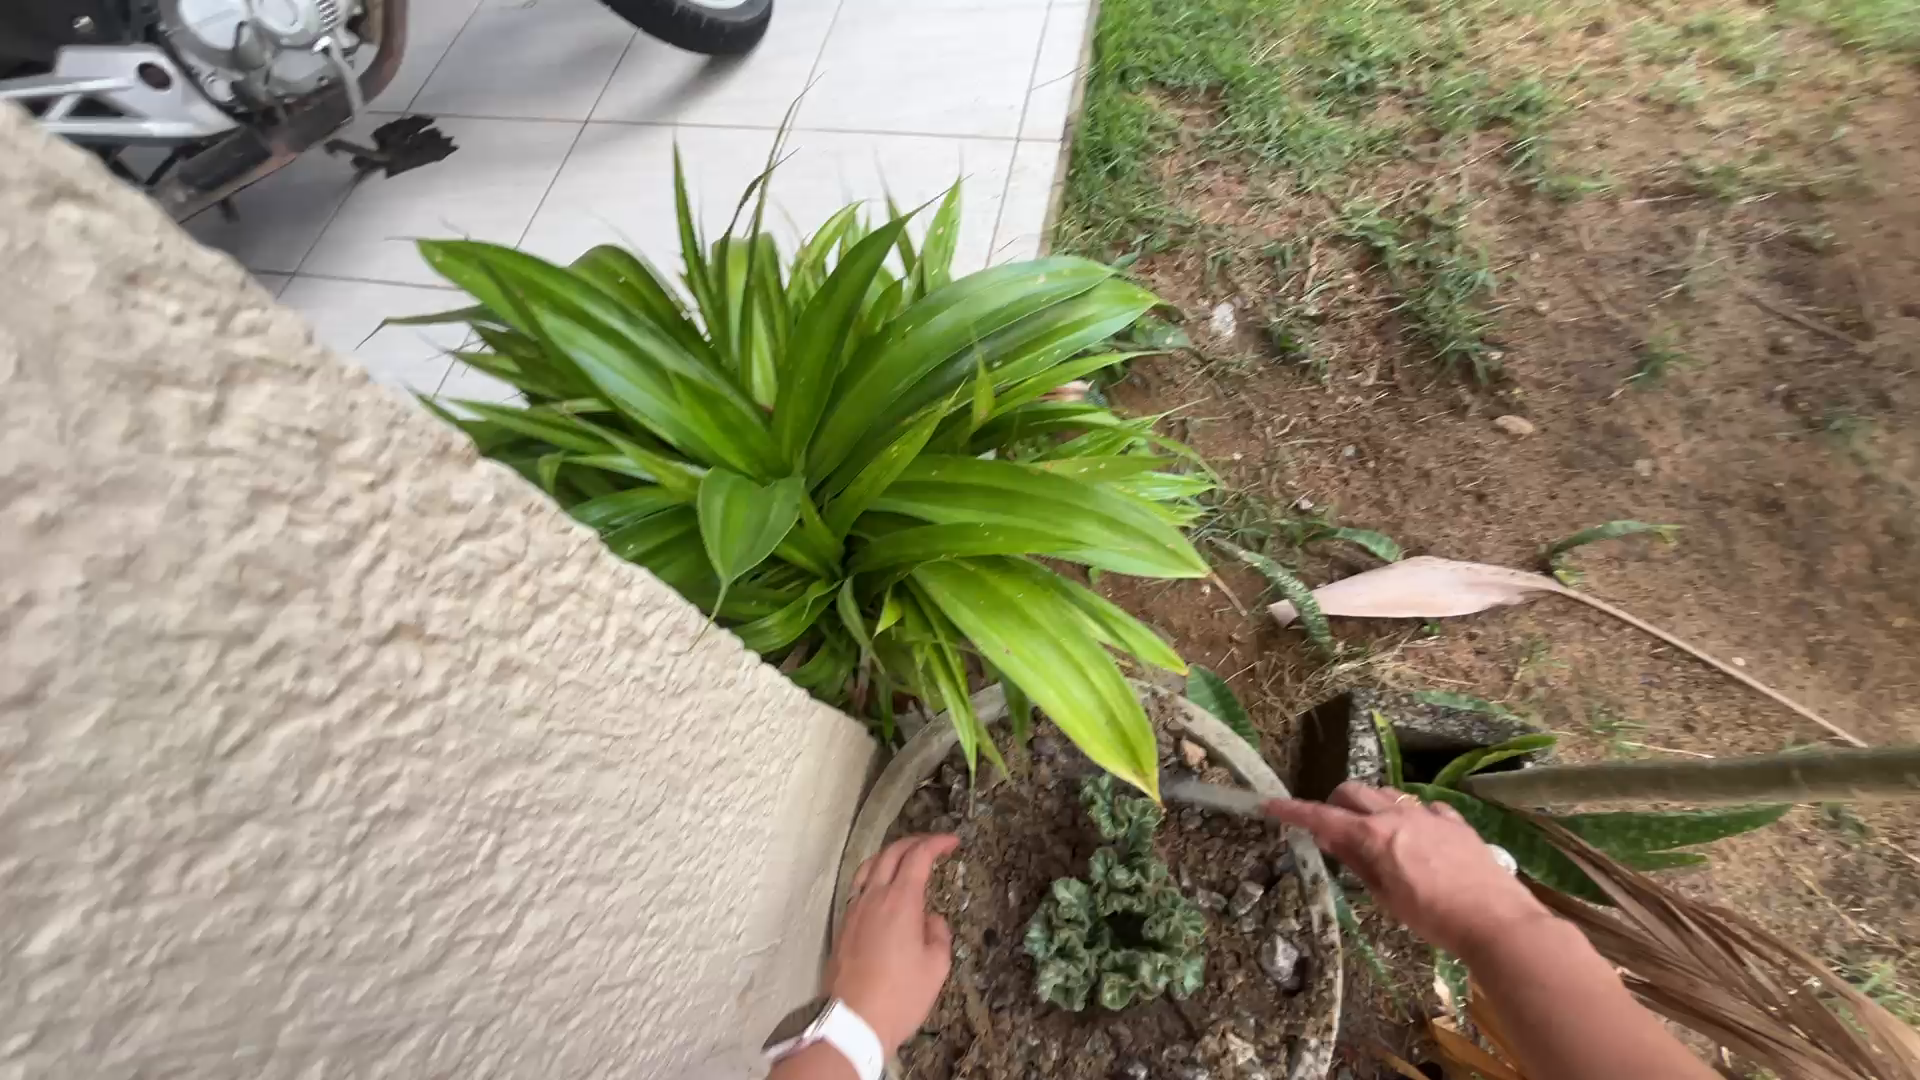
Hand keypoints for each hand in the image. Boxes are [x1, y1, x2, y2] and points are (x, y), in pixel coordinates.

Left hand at [827, 833, 959, 1053]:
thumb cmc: (900, 996)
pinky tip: (882, 887)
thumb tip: (929, 918)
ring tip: (907, 858)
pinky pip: (859, 884)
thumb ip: (938, 933)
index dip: (937, 843)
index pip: (919, 856)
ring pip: (871, 864)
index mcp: (900, 900)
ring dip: (891, 854)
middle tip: (934, 846)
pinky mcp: (844, 923)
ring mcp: (855, 908)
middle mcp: (875, 896)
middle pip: (892, 852)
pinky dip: (875, 873)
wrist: (852, 1023)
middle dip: (916, 842)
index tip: (953, 842)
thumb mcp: (936, 967)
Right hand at [1264, 783, 1551, 957]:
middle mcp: (1395, 815)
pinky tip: (1419, 835)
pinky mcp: (1454, 821)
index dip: (1292, 811)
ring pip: (1385, 792)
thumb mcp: (1386, 898)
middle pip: (1351, 791)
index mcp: (1372, 836)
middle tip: (1335, 826)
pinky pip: (1423, 805)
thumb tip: (1331, 840)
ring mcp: (1427, 814)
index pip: (1321, 816)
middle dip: (1335, 802)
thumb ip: (1356, 863)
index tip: (1269, 804)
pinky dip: (1411, 814)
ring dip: (1372, 805)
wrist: (1500, 924)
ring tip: (1378, 831)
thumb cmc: (1435, 919)